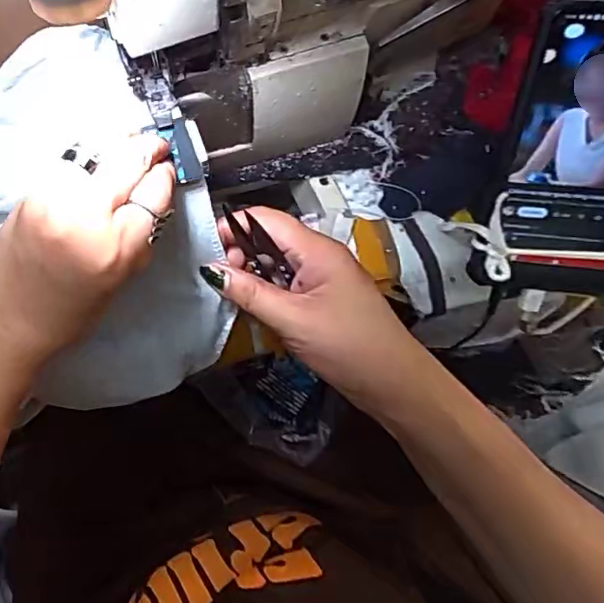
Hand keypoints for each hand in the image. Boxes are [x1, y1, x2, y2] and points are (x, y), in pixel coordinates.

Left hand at [0, 133, 175, 385]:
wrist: (6, 319)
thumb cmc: (67, 313)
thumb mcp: (119, 281)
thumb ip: (139, 236)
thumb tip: (154, 195)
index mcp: (114, 248)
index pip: (153, 193)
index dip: (164, 176)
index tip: (167, 168)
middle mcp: (84, 217)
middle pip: (127, 160)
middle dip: (147, 148)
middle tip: (155, 145)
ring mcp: (53, 200)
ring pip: (96, 151)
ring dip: (116, 145)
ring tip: (126, 145)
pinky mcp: (31, 193)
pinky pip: (69, 164)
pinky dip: (87, 159)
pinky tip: (93, 163)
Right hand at [204, 207, 442, 416]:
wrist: (396, 385)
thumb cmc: (349, 347)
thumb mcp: (291, 319)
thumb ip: (249, 292)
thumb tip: (211, 270)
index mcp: (316, 250)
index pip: (264, 218)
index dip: (233, 226)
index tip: (207, 249)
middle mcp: (319, 254)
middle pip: (268, 236)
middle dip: (239, 251)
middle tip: (224, 279)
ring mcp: (322, 275)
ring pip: (275, 259)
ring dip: (252, 271)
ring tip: (237, 293)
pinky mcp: (322, 295)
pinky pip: (286, 279)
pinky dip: (266, 287)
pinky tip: (256, 305)